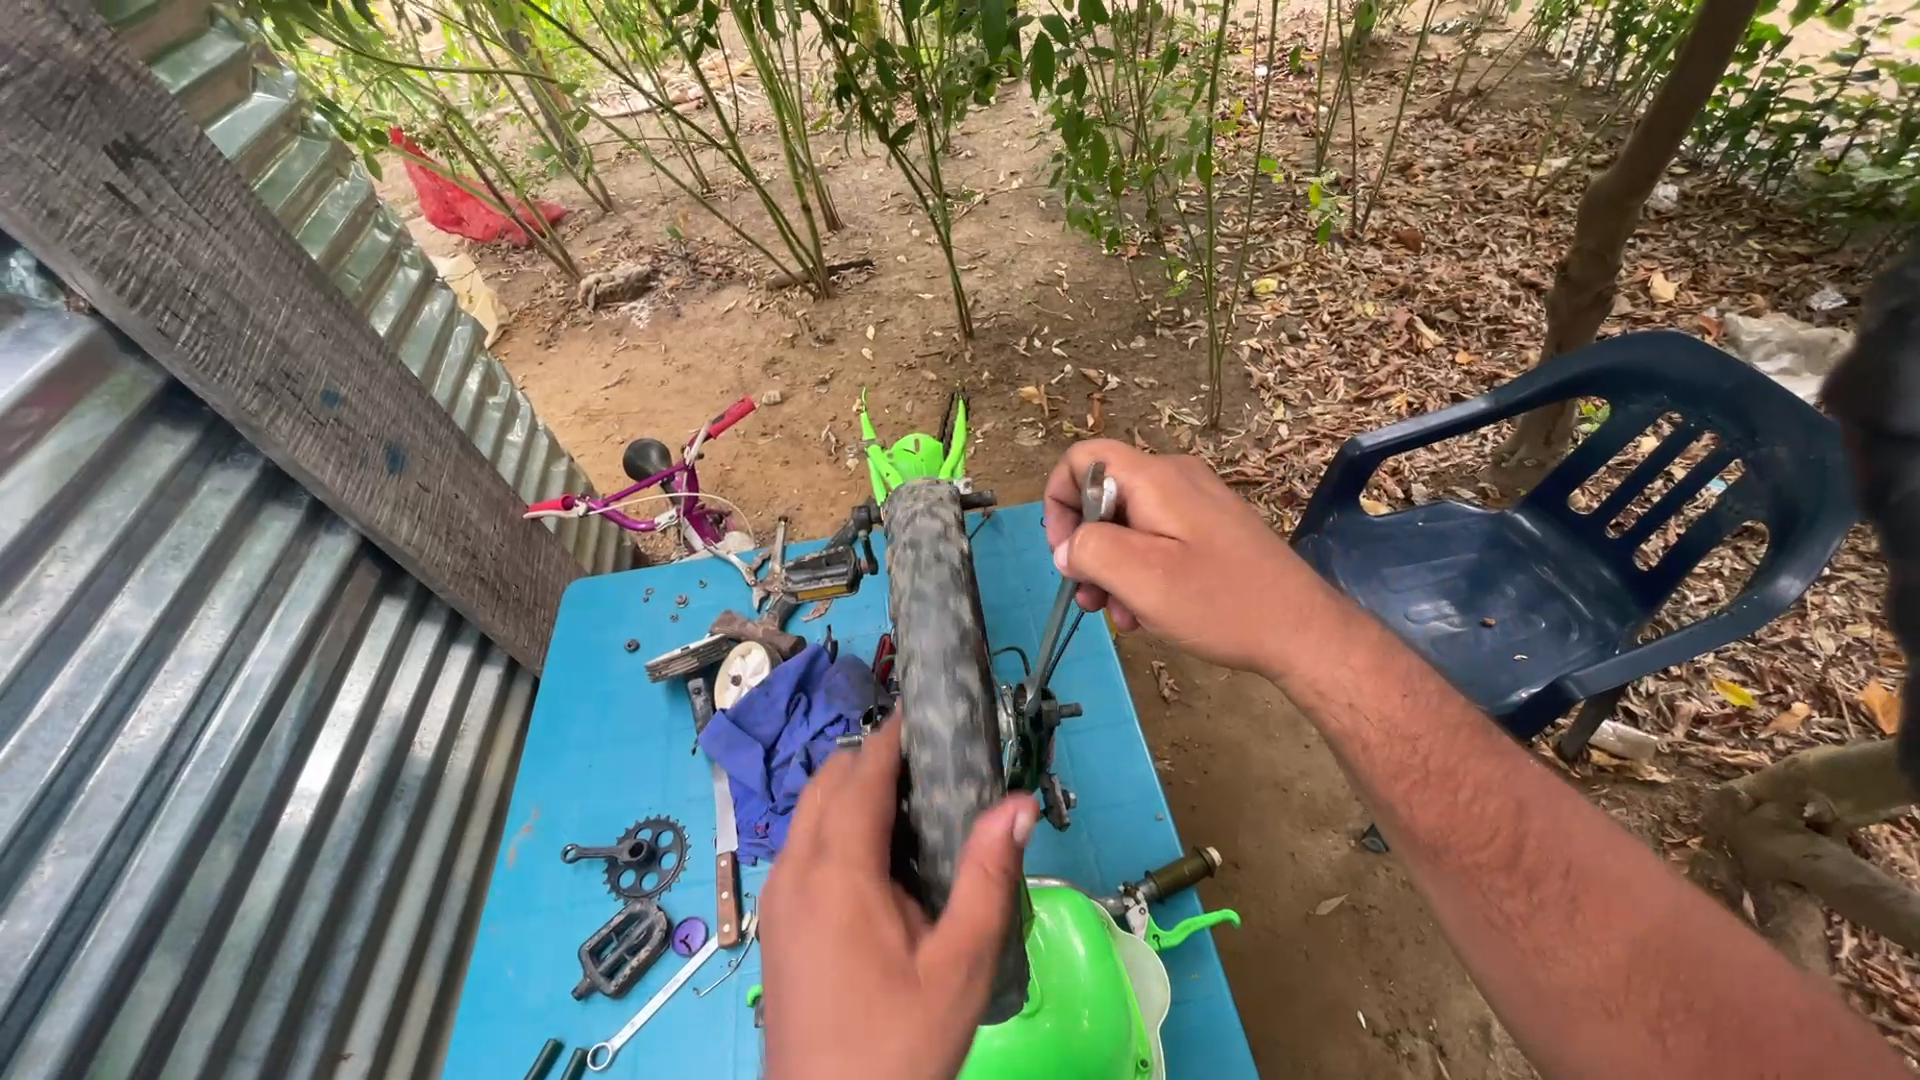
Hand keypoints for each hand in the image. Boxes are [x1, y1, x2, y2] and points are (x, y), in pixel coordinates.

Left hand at [759, 717, 1039, 1079]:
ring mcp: (777, 898)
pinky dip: (832, 824)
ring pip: (808, 811)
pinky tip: (875, 860)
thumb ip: (989, 878)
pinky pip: (800, 846)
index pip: (861, 773)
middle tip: (929, 767)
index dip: (893, 737)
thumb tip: (1019, 805)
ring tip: (909, 805)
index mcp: (838, 871)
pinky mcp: (774, 924)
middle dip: (872, 758)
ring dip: (850, 790)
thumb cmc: (899, 1044)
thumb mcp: (960, 966)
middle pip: (827, 780)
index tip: (927, 716)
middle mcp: (795, 871)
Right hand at [1043, 439, 1318, 675]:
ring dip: (1111, 570)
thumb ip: (1088, 551)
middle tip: (1090, 599)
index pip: (1082, 458)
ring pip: (1127, 525)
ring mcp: (1195, 505)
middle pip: (1103, 497)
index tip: (1062, 552)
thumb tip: (1065, 548)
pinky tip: (1148, 614)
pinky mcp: (1209, 532)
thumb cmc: (1220, 602)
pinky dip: (1140, 574)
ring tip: (1122, 616)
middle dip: (1085, 549)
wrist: (1302, 632)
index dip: (1058, 500)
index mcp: (1156, 478)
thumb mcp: (1140, 577)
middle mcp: (1175, 479)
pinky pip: (1155, 541)